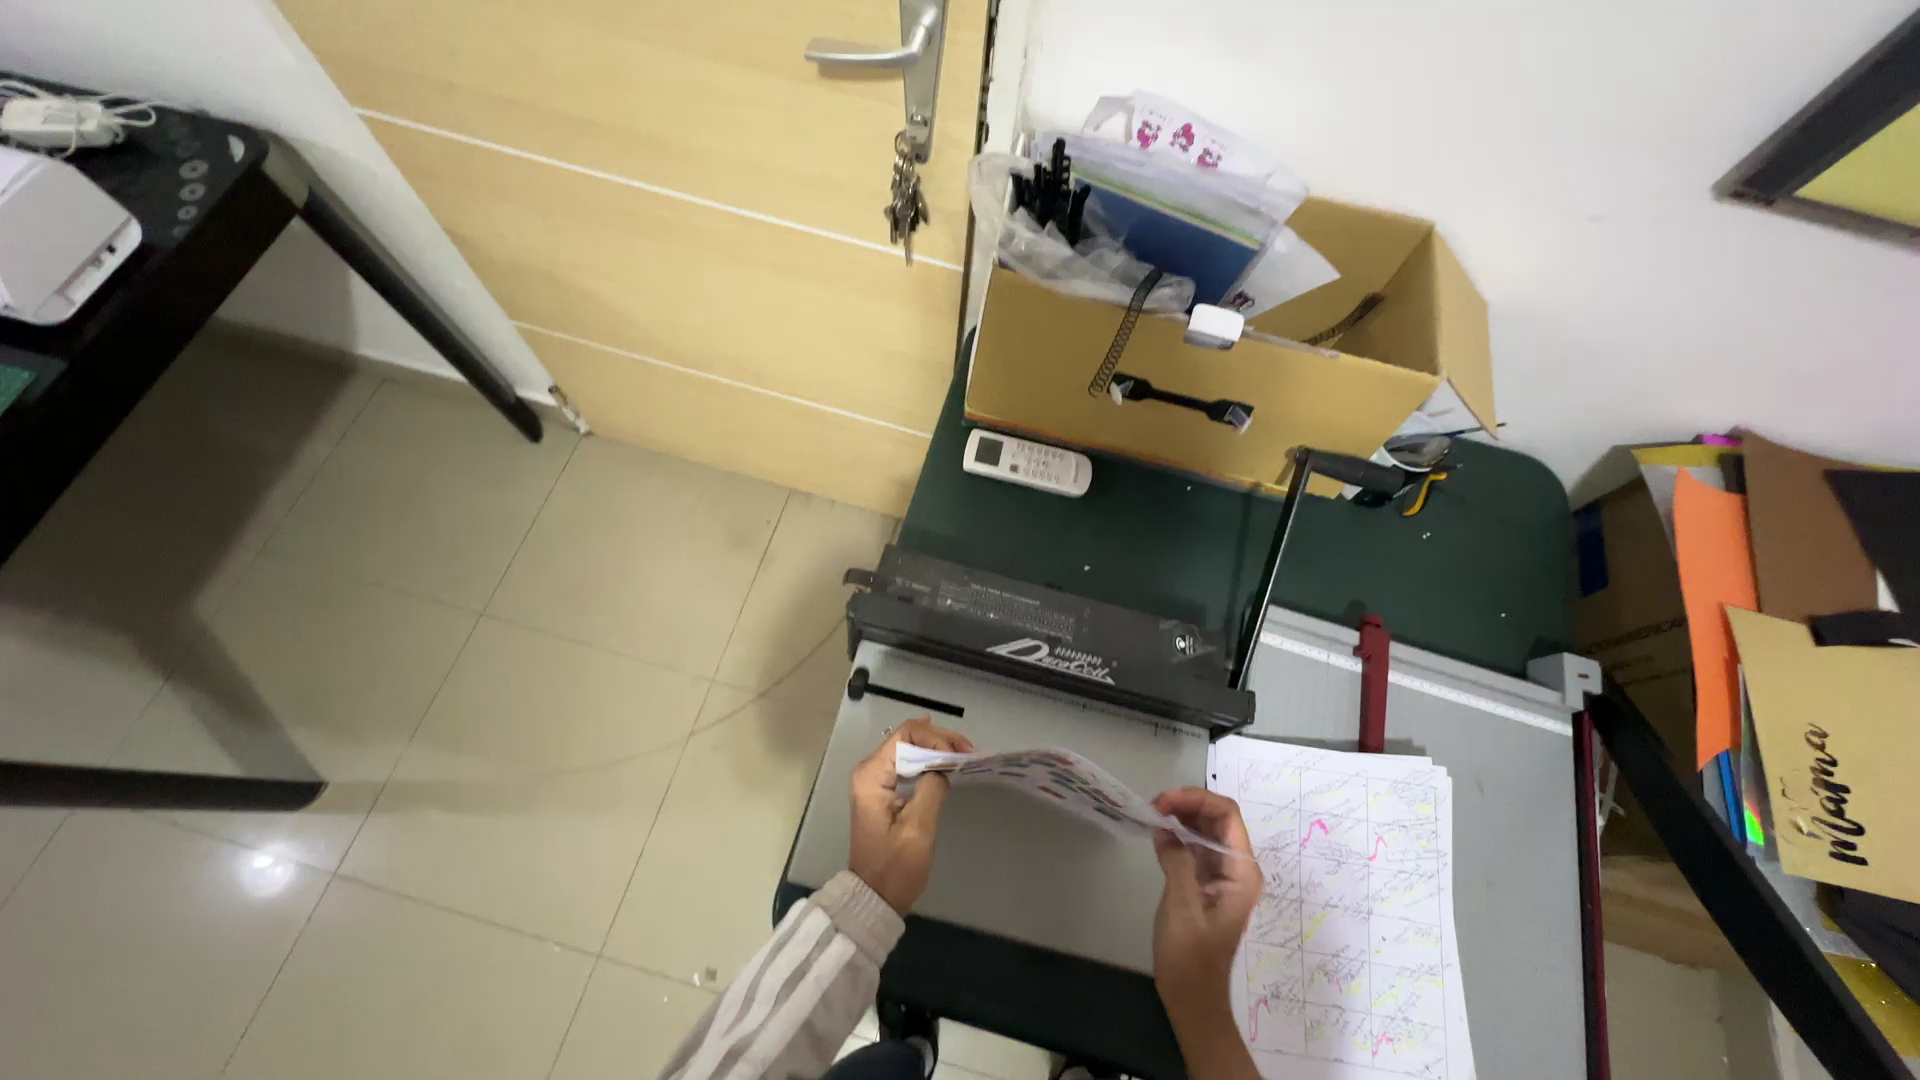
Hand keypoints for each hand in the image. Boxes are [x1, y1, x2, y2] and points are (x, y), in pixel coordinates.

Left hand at [848, 716, 973, 913]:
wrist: (876, 896)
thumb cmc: (896, 866)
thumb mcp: (918, 828)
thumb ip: (932, 788)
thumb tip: (943, 767)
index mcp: (872, 775)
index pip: (905, 735)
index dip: (936, 739)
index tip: (960, 755)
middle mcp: (870, 770)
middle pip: (907, 737)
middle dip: (940, 740)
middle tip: (969, 752)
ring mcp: (876, 779)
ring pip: (909, 747)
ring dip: (937, 748)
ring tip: (964, 755)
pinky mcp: (884, 789)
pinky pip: (908, 763)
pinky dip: (929, 759)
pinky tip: (946, 756)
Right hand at [1150, 788, 1260, 1021]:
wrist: (1193, 997)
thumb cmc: (1190, 957)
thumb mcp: (1182, 906)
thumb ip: (1177, 862)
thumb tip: (1165, 830)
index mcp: (1241, 872)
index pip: (1227, 815)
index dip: (1196, 799)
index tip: (1162, 802)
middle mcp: (1237, 867)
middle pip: (1217, 817)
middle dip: (1187, 803)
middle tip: (1152, 806)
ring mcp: (1222, 874)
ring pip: (1206, 828)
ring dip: (1181, 815)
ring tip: (1152, 814)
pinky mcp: (1205, 881)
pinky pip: (1195, 845)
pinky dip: (1177, 832)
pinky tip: (1157, 832)